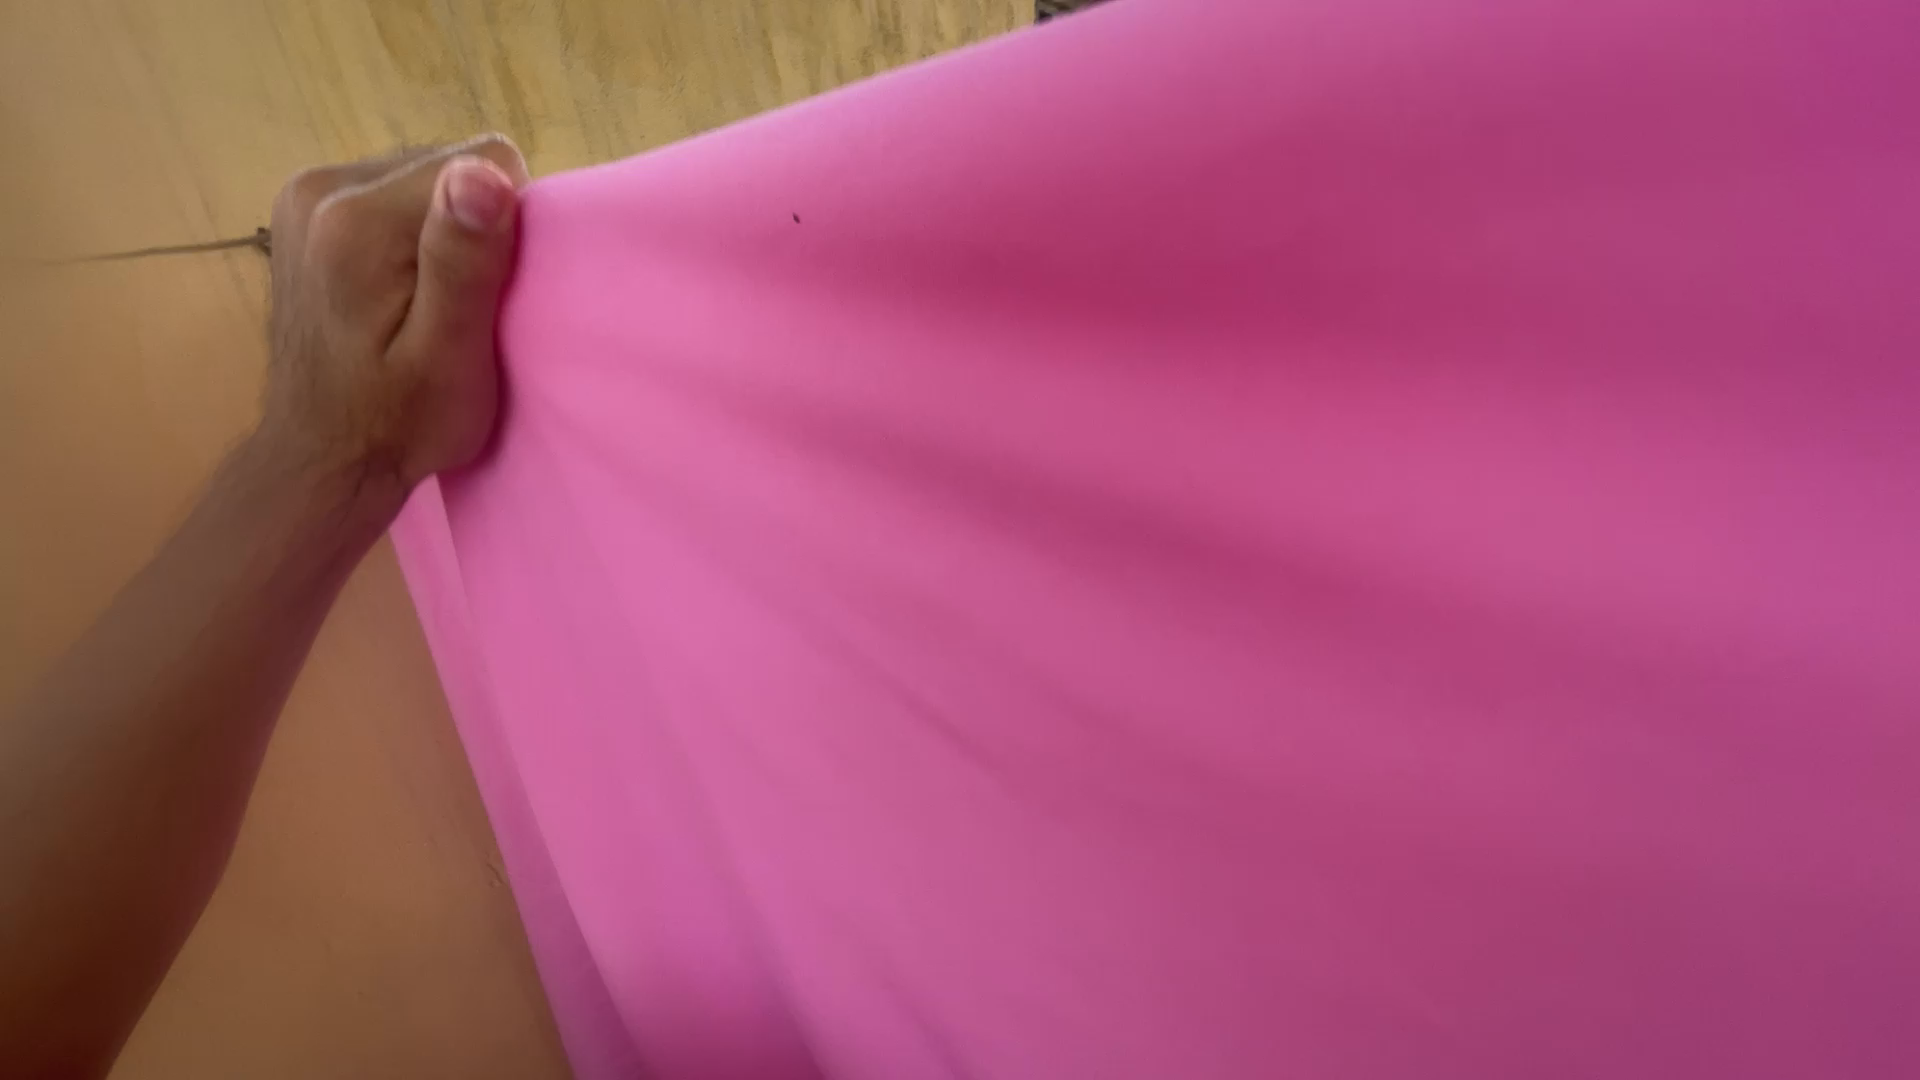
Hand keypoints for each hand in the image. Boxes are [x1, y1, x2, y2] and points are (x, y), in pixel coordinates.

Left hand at [261, 135, 530, 497]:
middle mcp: (320, 185)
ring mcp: (304, 193)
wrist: (326, 455)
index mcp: (359, 219)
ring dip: (452, 233)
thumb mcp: (451, 354)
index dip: (510, 227)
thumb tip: (487, 172)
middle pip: (450, 166)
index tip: (496, 291)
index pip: (482, 164)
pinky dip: (421, 236)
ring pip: (426, 179)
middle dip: (479, 229)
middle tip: (470, 306)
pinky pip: (396, 196)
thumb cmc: (405, 420)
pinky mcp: (305, 210)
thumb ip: (463, 262)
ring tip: (444, 302)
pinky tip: (413, 291)